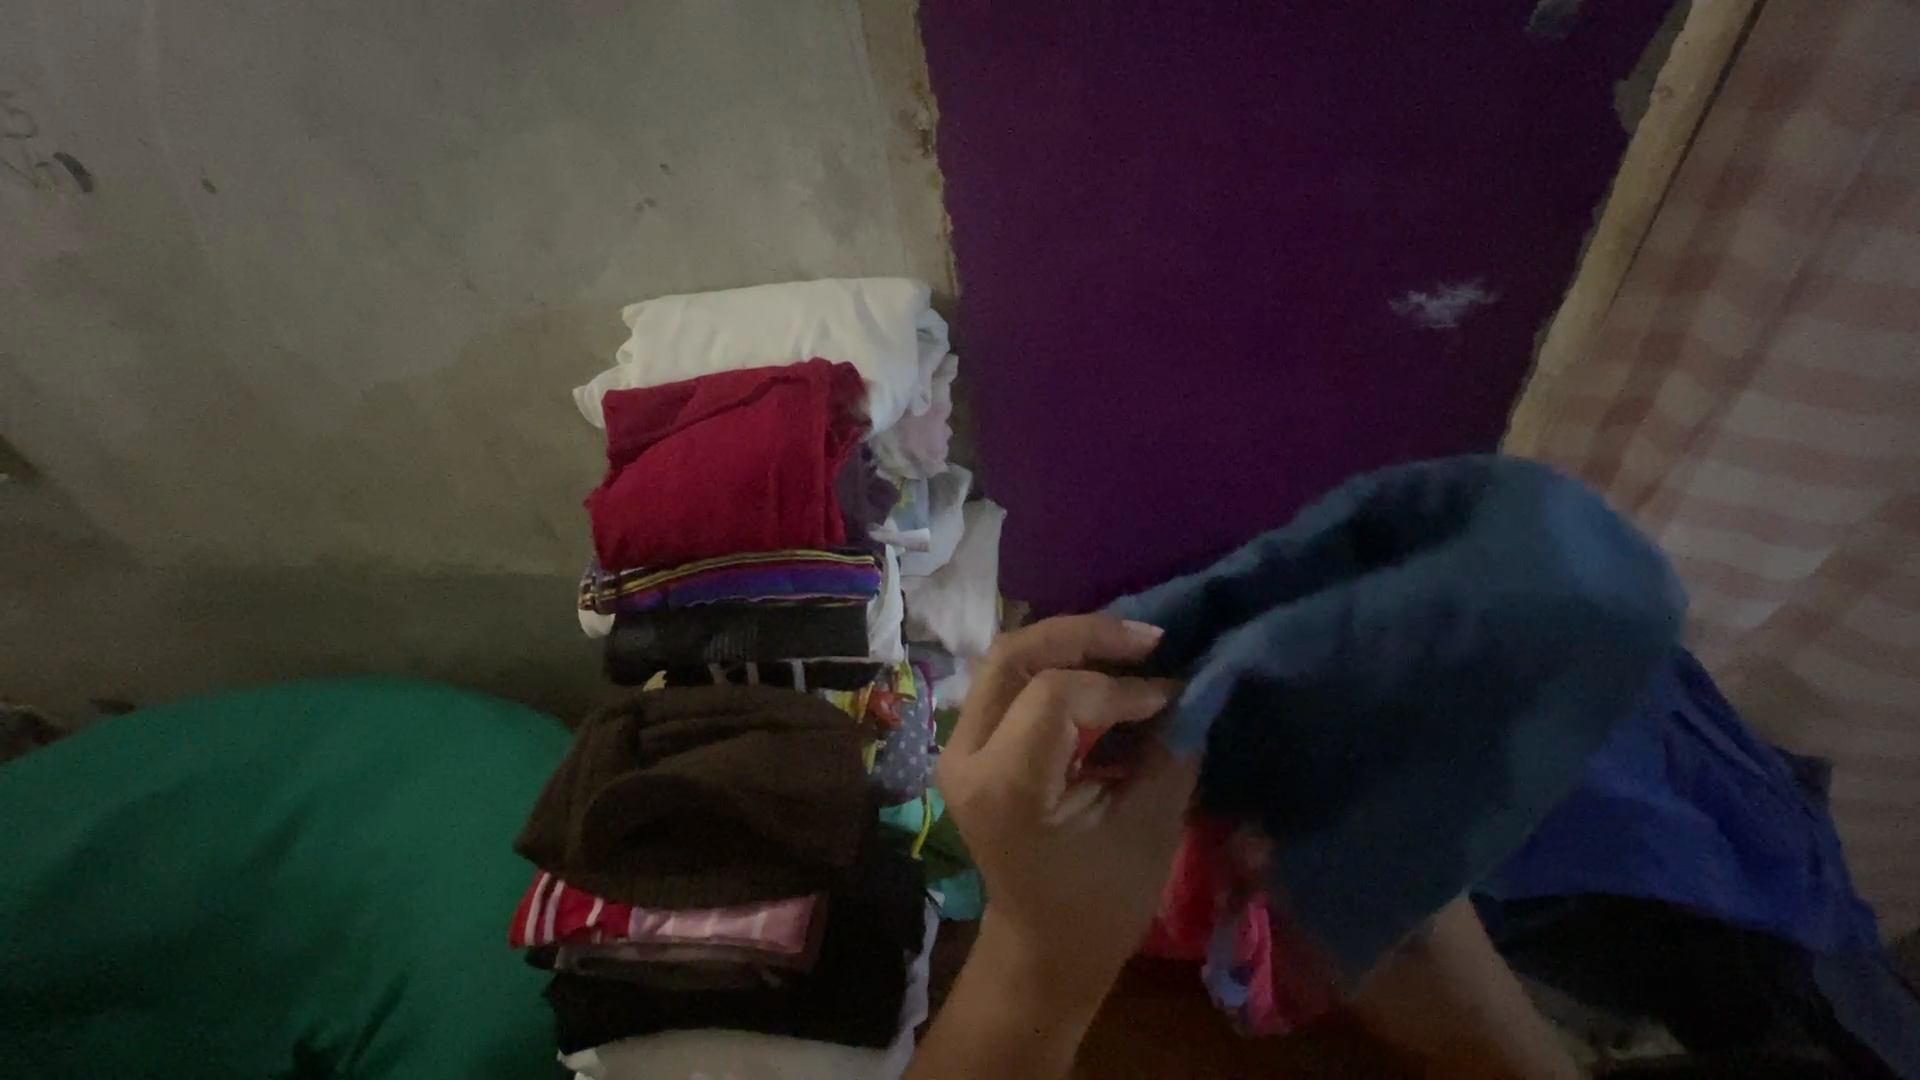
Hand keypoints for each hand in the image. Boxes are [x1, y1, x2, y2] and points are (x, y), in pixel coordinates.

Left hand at [937, 614, 1197, 1004]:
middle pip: (1013, 655)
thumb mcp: (1148, 831)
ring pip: (1006, 658)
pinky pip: (1009, 679)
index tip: (1170, 697)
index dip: (1119, 687)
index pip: (1054, 695)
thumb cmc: (1099, 905)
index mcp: (1005, 786)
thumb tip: (1188, 685)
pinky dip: (1056, 662)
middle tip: (1148, 638)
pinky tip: (1102, 665)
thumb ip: (1168, 751)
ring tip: (1129, 645)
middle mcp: (965, 755)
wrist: (1041, 947)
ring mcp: (958, 745)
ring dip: (1069, 641)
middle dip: (1084, 635)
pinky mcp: (969, 741)